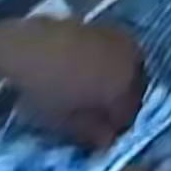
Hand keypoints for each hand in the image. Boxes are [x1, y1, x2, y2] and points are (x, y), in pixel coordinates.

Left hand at [0, 19, 145, 148]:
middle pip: (134, 89)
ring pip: (130, 69)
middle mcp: (134, 62)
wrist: (36, 45)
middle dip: (120, 103)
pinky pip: (122, 54)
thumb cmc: (49, 88)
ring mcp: (126, 42)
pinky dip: (113, 65)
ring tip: (93, 91)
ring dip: (118, 82)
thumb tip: (108, 141)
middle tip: (97, 114)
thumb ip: (91, 133)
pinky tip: (92, 70)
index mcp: (125, 87)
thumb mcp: (65, 121)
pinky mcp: (115, 29)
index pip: (129, 114)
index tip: (99, 136)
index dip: (115, 128)